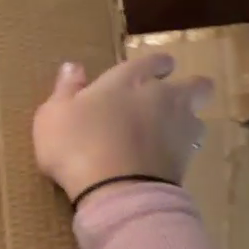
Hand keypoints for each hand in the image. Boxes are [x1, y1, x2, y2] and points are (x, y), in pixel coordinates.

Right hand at [32, 54, 214, 201]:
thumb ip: (65, 89)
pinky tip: (158, 160)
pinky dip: (178, 150)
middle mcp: (164, 94)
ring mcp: (181, 124)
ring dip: (182, 121)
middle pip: (194, 83)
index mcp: (130, 80)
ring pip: (196, 115)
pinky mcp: (189, 154)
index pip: (154, 60)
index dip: (152, 67)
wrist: (114, 188)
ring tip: (158, 138)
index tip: (142, 77)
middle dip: (184, 90)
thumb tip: (72, 66)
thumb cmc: (75, 145)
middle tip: (160, 105)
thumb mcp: (52, 116)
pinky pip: (191, 145)